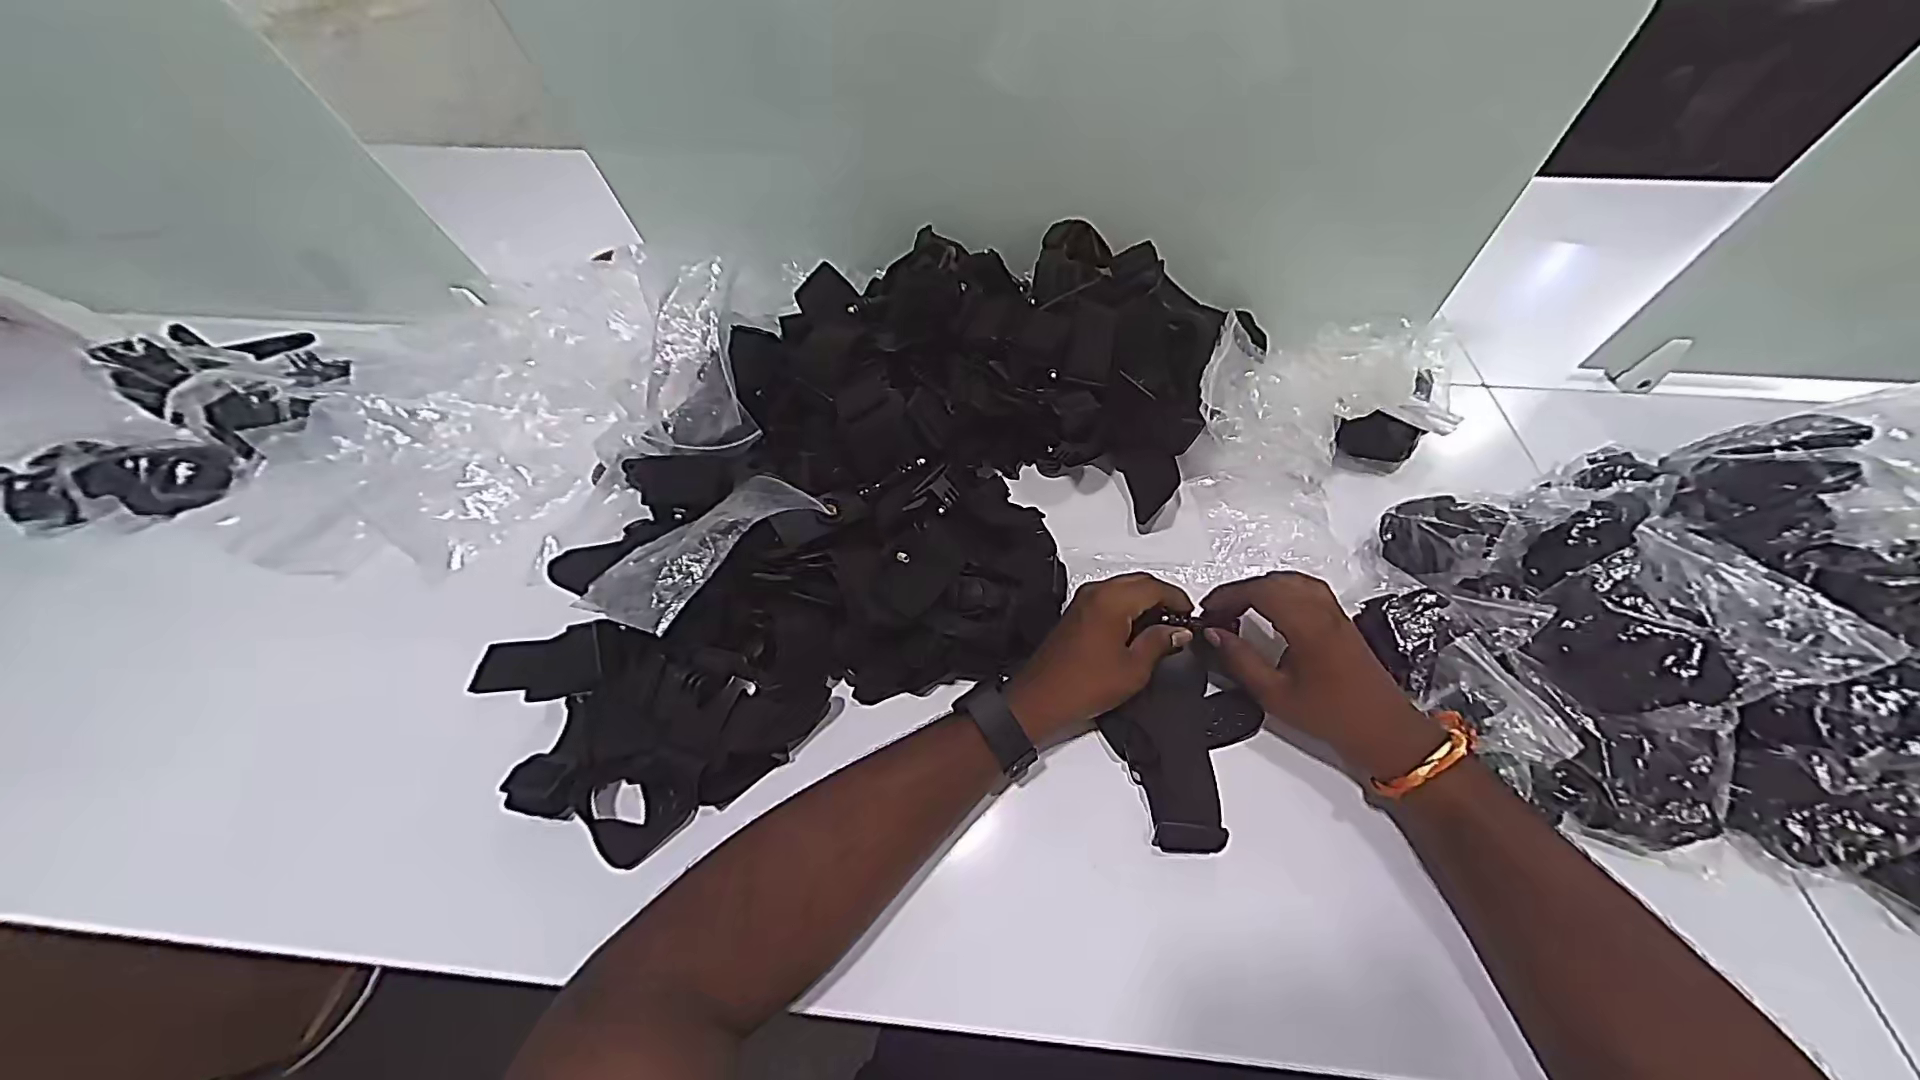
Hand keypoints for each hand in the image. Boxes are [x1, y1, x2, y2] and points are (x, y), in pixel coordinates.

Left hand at [1003, 572, 1194, 747]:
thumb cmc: (1080, 684)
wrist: (1043, 697)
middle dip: (1163, 597)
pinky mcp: (1075, 614)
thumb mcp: (1135, 668)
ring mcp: (1083, 602)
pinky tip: (1137, 631)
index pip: (1155, 586)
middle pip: (1139, 582)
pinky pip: (1108, 599)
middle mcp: (1095, 594)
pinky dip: (1127, 608)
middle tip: (1180, 620)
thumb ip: (1160, 643)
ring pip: (1123, 589)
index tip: (1190, 615)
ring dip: (1144, 602)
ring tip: (1162, 629)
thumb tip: (1176, 633)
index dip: (1178, 599)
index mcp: (1111, 600)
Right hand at [1199, 571, 1446, 781]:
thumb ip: (1239, 660)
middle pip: (1274, 581)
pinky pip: (1307, 590)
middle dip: (1240, 591)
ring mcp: (1336, 615)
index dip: (1227, 596)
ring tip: (1238, 608)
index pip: (1259, 591)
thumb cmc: (1335, 716)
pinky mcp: (1341, 622)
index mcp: (1308, 626)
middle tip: (1218, 611)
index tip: (1208, 610)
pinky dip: (1281, 592)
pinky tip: (1269, 610)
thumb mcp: (1273, 694)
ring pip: (1292, 581)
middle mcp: (1324, 613)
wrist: (1383, 731)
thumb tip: (1216, 635)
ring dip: (1261, 589)